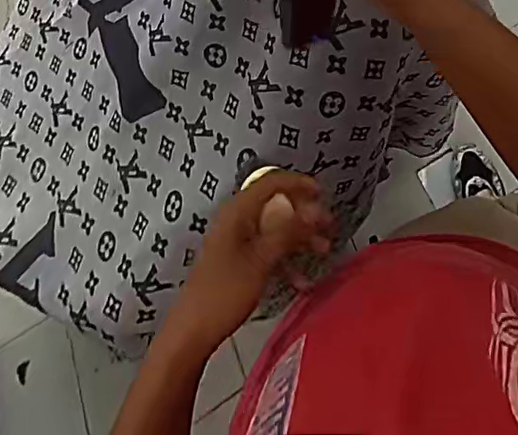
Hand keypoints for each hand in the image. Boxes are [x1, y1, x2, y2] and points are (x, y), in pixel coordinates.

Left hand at [169, 170, 333, 348]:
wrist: (189, 335)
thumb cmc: (224, 292)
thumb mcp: (262, 259)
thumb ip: (290, 230)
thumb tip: (316, 209)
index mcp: (238, 211)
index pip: (272, 182)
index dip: (299, 183)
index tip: (321, 194)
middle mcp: (237, 219)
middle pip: (277, 205)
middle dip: (305, 215)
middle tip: (328, 225)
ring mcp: (236, 240)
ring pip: (275, 228)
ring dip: (300, 238)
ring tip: (323, 249)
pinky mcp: (237, 260)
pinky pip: (267, 249)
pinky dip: (285, 258)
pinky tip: (302, 279)